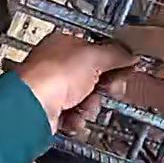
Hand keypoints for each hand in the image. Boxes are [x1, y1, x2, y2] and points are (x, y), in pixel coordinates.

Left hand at [14, 32, 137, 135]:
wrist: (33, 107)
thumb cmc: (53, 75)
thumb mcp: (94, 57)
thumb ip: (115, 54)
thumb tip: (129, 54)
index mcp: (64, 43)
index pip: (95, 49)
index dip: (111, 60)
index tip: (124, 69)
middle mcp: (56, 64)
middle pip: (93, 77)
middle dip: (101, 88)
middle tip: (106, 89)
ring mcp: (53, 88)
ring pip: (86, 99)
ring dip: (90, 105)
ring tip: (83, 105)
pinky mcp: (51, 110)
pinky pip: (74, 115)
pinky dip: (76, 119)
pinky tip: (72, 117)